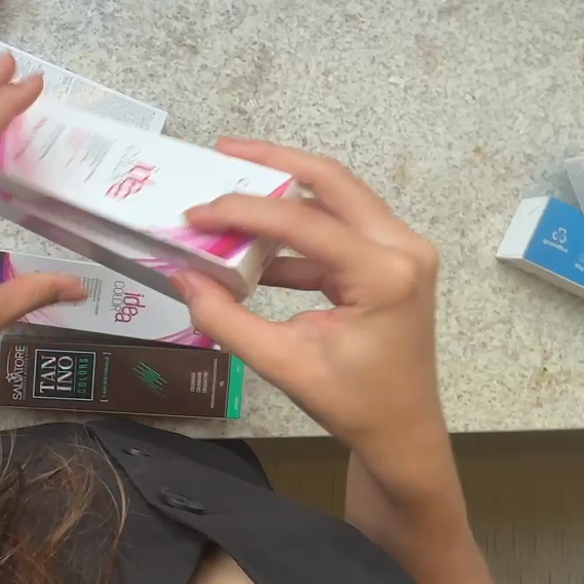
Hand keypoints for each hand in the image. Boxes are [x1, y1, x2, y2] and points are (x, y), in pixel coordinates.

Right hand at [170, 139, 444, 461]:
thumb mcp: (281, 364)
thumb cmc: (352, 404)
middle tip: (223, 150)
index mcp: (384, 274)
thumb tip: (182, 277)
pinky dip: (293, 232)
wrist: (402, 432)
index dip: (242, 212)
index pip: (303, 222)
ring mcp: (401, 251)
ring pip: (336, 197)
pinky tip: (251, 247)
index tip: (195, 213)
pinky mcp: (388, 261)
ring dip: (284, 191)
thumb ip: (224, 319)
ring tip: (232, 184)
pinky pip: (336, 229)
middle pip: (332, 181)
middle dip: (273, 162)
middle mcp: (402, 248)